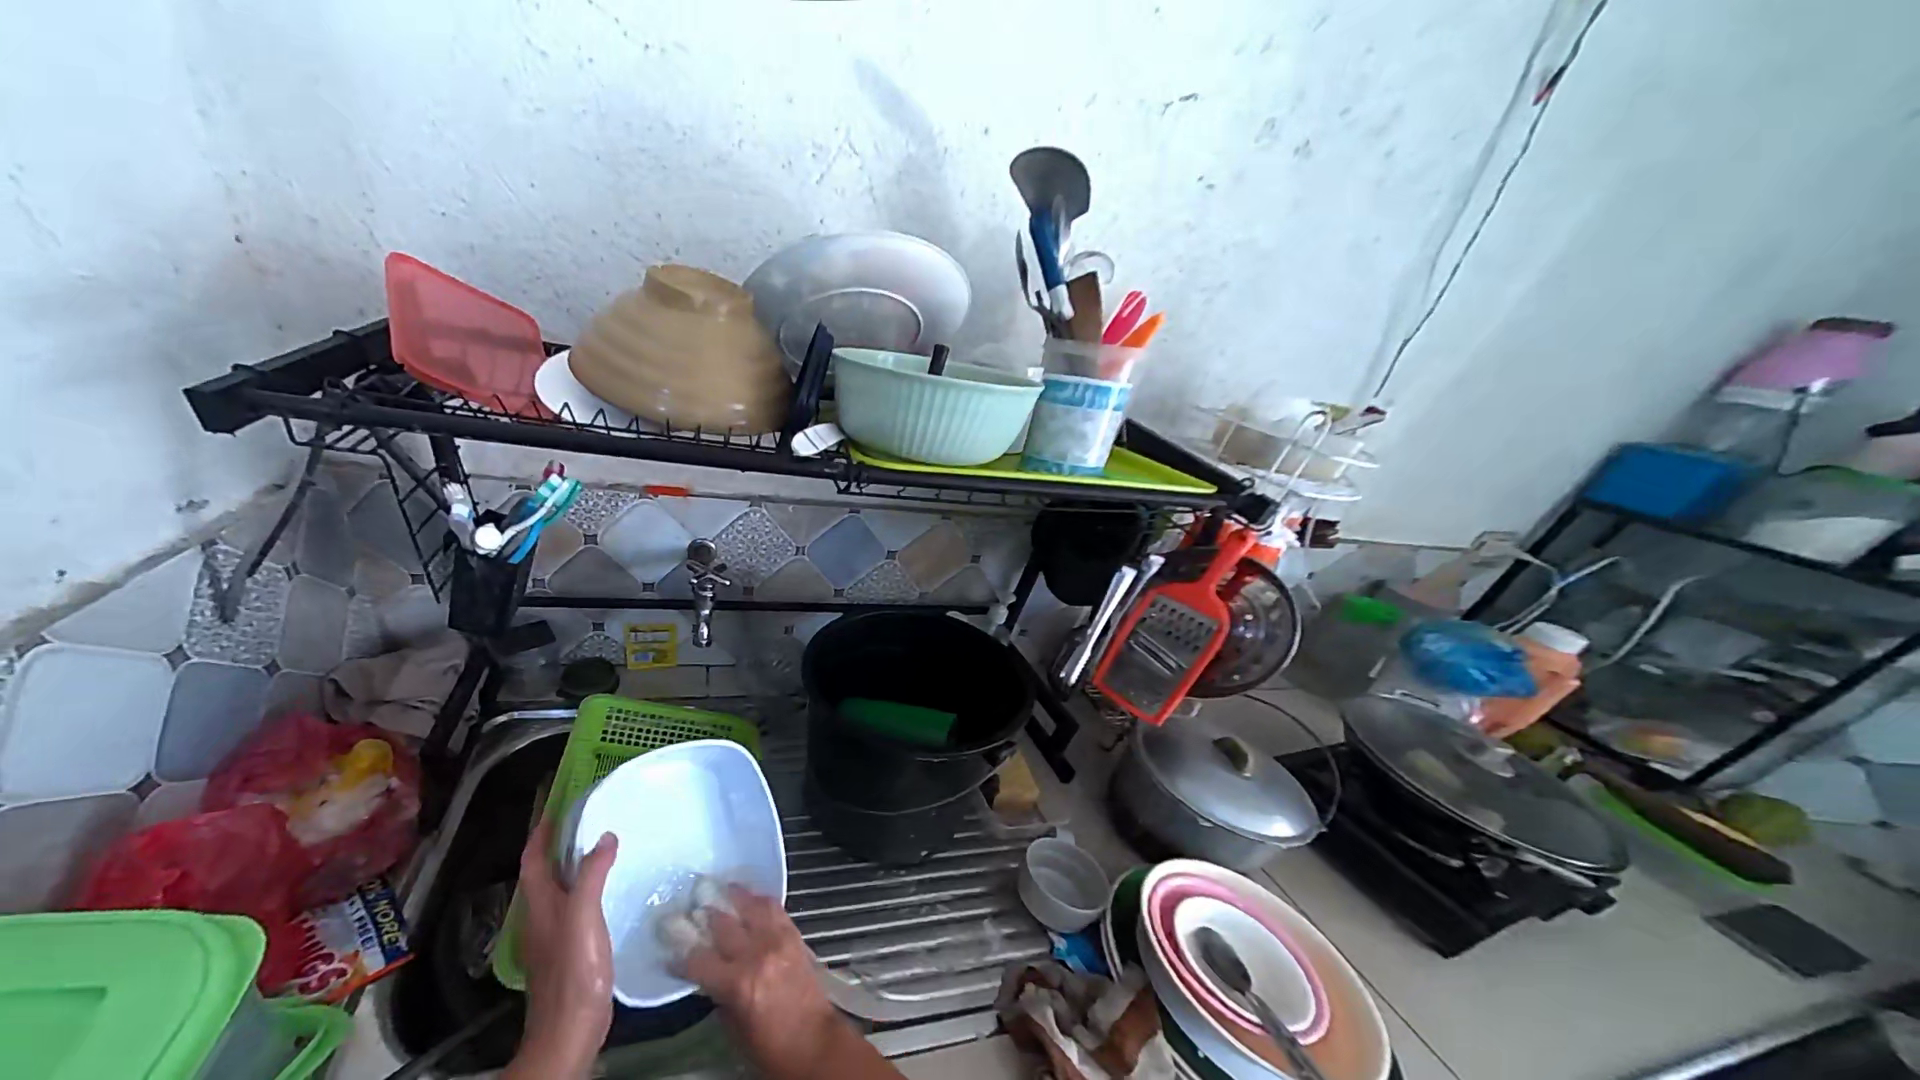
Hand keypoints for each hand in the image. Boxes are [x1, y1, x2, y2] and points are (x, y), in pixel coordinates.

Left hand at [506, 814, 616, 1079]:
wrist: (571, 1027)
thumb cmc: (574, 968)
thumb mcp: (583, 915)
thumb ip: (592, 875)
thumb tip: (605, 836)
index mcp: (540, 904)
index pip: (533, 859)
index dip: (541, 833)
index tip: (556, 806)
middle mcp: (542, 916)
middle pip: (544, 872)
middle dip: (559, 844)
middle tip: (588, 819)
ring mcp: (555, 934)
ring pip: (561, 888)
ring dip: (575, 865)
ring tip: (604, 845)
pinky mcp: (573, 948)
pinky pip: (577, 905)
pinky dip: (589, 887)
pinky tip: (612, 888)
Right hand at [682, 885, 843, 1074]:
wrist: (814, 1040)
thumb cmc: (770, 1045)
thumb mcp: (733, 1027)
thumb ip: (717, 995)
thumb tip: (706, 974)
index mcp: (738, 983)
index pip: (697, 959)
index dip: (679, 955)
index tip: (669, 951)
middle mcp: (757, 953)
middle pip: (722, 923)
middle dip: (702, 916)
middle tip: (688, 910)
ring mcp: (778, 939)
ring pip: (751, 906)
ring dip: (732, 897)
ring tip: (718, 889)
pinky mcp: (794, 935)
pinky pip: (774, 908)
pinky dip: (759, 900)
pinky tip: (749, 897)